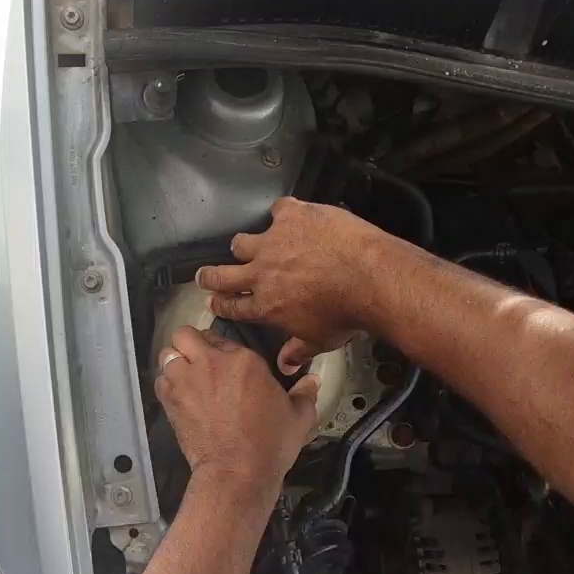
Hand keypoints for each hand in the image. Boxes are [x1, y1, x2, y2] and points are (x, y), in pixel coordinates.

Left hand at [154, 325, 320, 500]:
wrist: (236, 471)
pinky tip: (178, 395)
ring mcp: (187, 380)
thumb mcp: (299, 418)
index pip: (224, 338)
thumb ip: (305, 394)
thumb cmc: (270, 444)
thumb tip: (313, 380)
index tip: (228, 365)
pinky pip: (160, 380)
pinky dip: (166, 384)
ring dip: (175, 362)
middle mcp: (211, 362)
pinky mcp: (170, 400)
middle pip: (187, 334)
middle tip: (200, 360)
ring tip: (185, 376)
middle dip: (191, 344)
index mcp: (244, 360)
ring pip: (168, 353)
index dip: (223, 349)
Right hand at [195, 197, 399, 373]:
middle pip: (222, 275)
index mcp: (265, 306)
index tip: (214, 301)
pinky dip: (284, 213)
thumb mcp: (320, 340)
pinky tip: (291, 215)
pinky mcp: (292, 216)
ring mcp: (274, 242)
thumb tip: (286, 365)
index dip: (220, 304)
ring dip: (244, 245)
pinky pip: (279, 209)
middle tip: (205, 276)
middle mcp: (261, 274)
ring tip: (247, 245)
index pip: (232, 307)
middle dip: (210, 277)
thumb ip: (298, 350)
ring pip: (242, 241)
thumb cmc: (346, 314)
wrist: (368, 278)